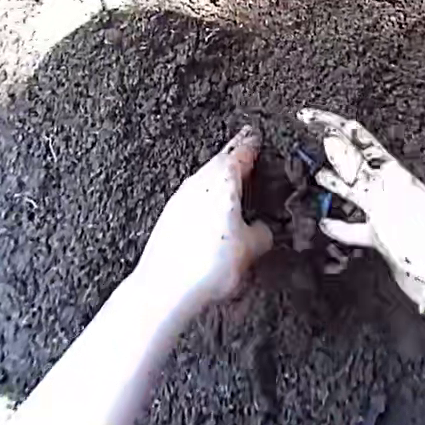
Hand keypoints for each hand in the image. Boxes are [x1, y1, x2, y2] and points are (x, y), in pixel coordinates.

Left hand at [133, 125, 274, 310]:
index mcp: (223, 178)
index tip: (257, 137)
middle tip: (247, 149)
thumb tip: (262, 230)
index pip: (242, 150)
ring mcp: (182, 195)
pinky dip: (208, 195)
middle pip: (222, 159)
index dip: (253, 143)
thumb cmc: (206, 264)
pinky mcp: (171, 213)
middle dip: (236, 155)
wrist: (162, 288)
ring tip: (234, 182)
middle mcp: (201, 180)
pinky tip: (212, 211)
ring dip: (221, 176)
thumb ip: (262, 234)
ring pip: (207, 176)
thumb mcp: (250, 249)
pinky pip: (195, 194)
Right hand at [298, 109, 424, 342]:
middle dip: (327, 148)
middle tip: (303, 141)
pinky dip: (340, 223)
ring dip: (332, 184)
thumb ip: (354, 170)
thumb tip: (330, 138)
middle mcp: (386, 184)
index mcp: (388, 169)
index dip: (329, 123)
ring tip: (312, 176)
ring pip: (351, 191)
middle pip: (350, 159)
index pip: (353, 135)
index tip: (305, 116)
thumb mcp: (383, 197)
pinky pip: (356, 225)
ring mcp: (385, 209)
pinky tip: (328, 223)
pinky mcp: (383, 235)